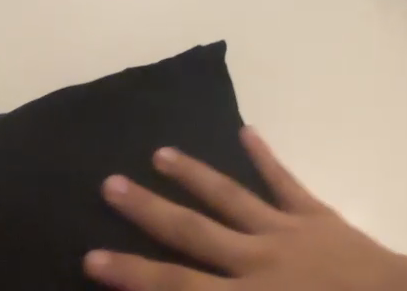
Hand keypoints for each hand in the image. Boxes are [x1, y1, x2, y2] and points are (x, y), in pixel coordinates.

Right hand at [85, 127, 406, 290]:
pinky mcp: (313, 212)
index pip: (175, 285)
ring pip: (230, 196)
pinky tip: (246, 131)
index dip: (132, 271)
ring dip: (194, 175)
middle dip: (148, 210)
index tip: (93, 253)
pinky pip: (284, 180)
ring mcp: (284, 230)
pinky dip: (264, 156)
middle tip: (111, 183)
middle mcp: (255, 259)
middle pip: (192, 231)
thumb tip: (188, 289)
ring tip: (161, 152)